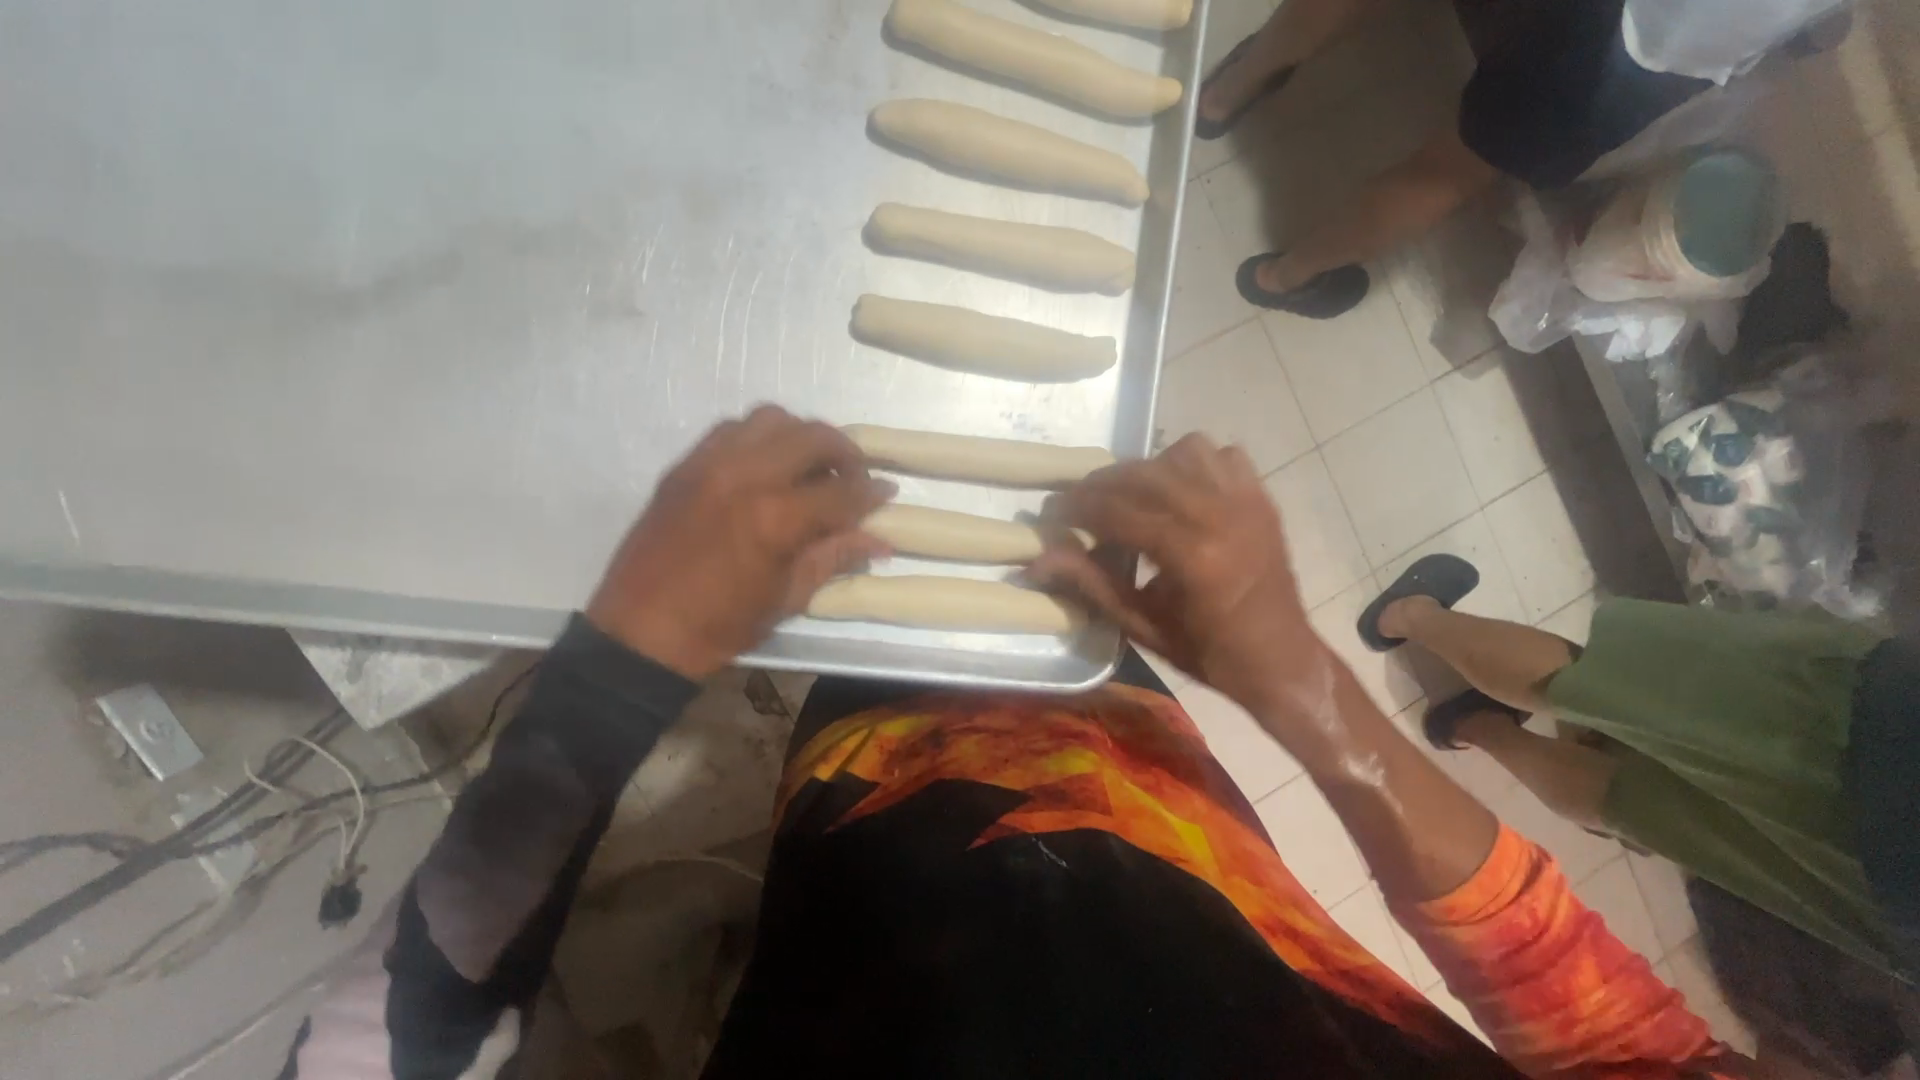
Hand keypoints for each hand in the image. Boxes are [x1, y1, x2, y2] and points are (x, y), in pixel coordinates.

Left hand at [586, 406, 892, 679]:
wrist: (641, 633)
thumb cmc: (721, 626)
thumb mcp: (788, 597)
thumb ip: (834, 557)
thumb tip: (879, 541)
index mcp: (776, 519)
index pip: (842, 491)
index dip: (871, 492)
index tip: (886, 493)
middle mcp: (745, 476)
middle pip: (813, 436)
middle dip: (844, 453)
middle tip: (853, 477)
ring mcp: (710, 464)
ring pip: (771, 420)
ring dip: (800, 437)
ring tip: (808, 467)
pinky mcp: (685, 465)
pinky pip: (731, 429)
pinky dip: (759, 438)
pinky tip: (765, 468)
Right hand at [1028, 434, 1330, 711]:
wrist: (1281, 660)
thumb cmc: (1208, 653)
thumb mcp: (1142, 627)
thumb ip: (1091, 585)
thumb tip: (1039, 560)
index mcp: (1191, 555)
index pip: (1118, 512)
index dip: (1078, 509)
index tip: (1053, 513)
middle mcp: (1220, 516)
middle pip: (1145, 474)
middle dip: (1103, 483)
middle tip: (1078, 501)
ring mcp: (1246, 502)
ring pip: (1185, 453)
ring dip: (1149, 467)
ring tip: (1132, 494)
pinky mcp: (1261, 498)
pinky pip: (1223, 456)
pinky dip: (1196, 464)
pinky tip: (1180, 490)